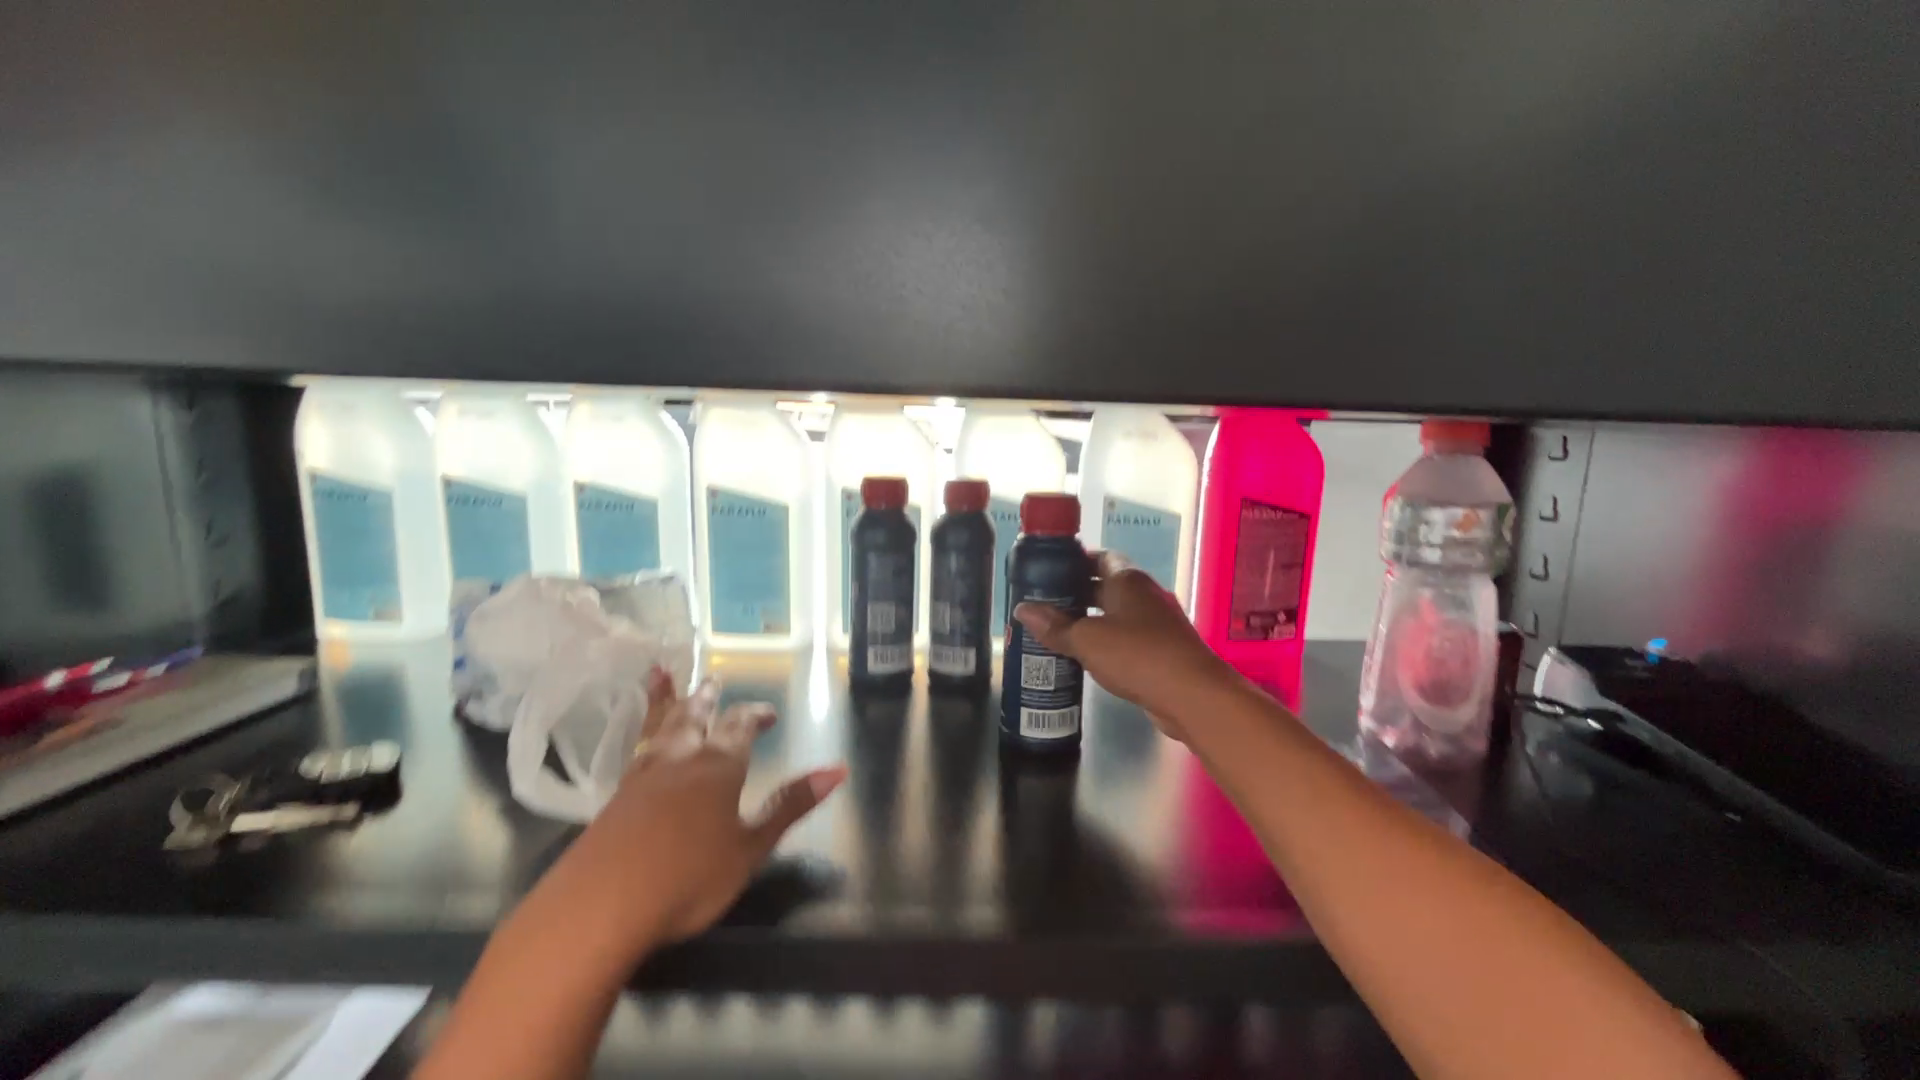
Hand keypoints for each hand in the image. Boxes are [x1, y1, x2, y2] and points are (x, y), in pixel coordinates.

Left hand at [553, 668, 846, 951]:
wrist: (602, 904)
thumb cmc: (690, 877)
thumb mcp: (750, 847)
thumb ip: (789, 806)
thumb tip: (837, 770)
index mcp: (719, 767)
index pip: (740, 727)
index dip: (755, 715)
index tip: (769, 713)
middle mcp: (680, 760)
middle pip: (695, 716)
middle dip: (709, 699)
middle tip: (715, 680)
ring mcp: (642, 776)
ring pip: (660, 727)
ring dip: (668, 702)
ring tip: (664, 678)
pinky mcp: (614, 798)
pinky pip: (635, 747)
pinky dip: (642, 730)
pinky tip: (642, 743)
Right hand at [1013, 552, 1241, 740]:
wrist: (1192, 695)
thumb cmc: (1137, 655)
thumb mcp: (1087, 640)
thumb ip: (1055, 627)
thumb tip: (1023, 610)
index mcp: (1128, 580)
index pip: (1100, 558)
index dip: (1076, 562)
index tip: (1049, 572)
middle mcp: (1145, 595)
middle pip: (1107, 587)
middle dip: (1078, 594)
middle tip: (1046, 605)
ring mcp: (1158, 623)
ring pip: (1117, 615)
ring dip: (1092, 621)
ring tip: (1058, 632)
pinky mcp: (1163, 651)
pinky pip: (1128, 639)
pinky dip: (1107, 643)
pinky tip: (1087, 658)